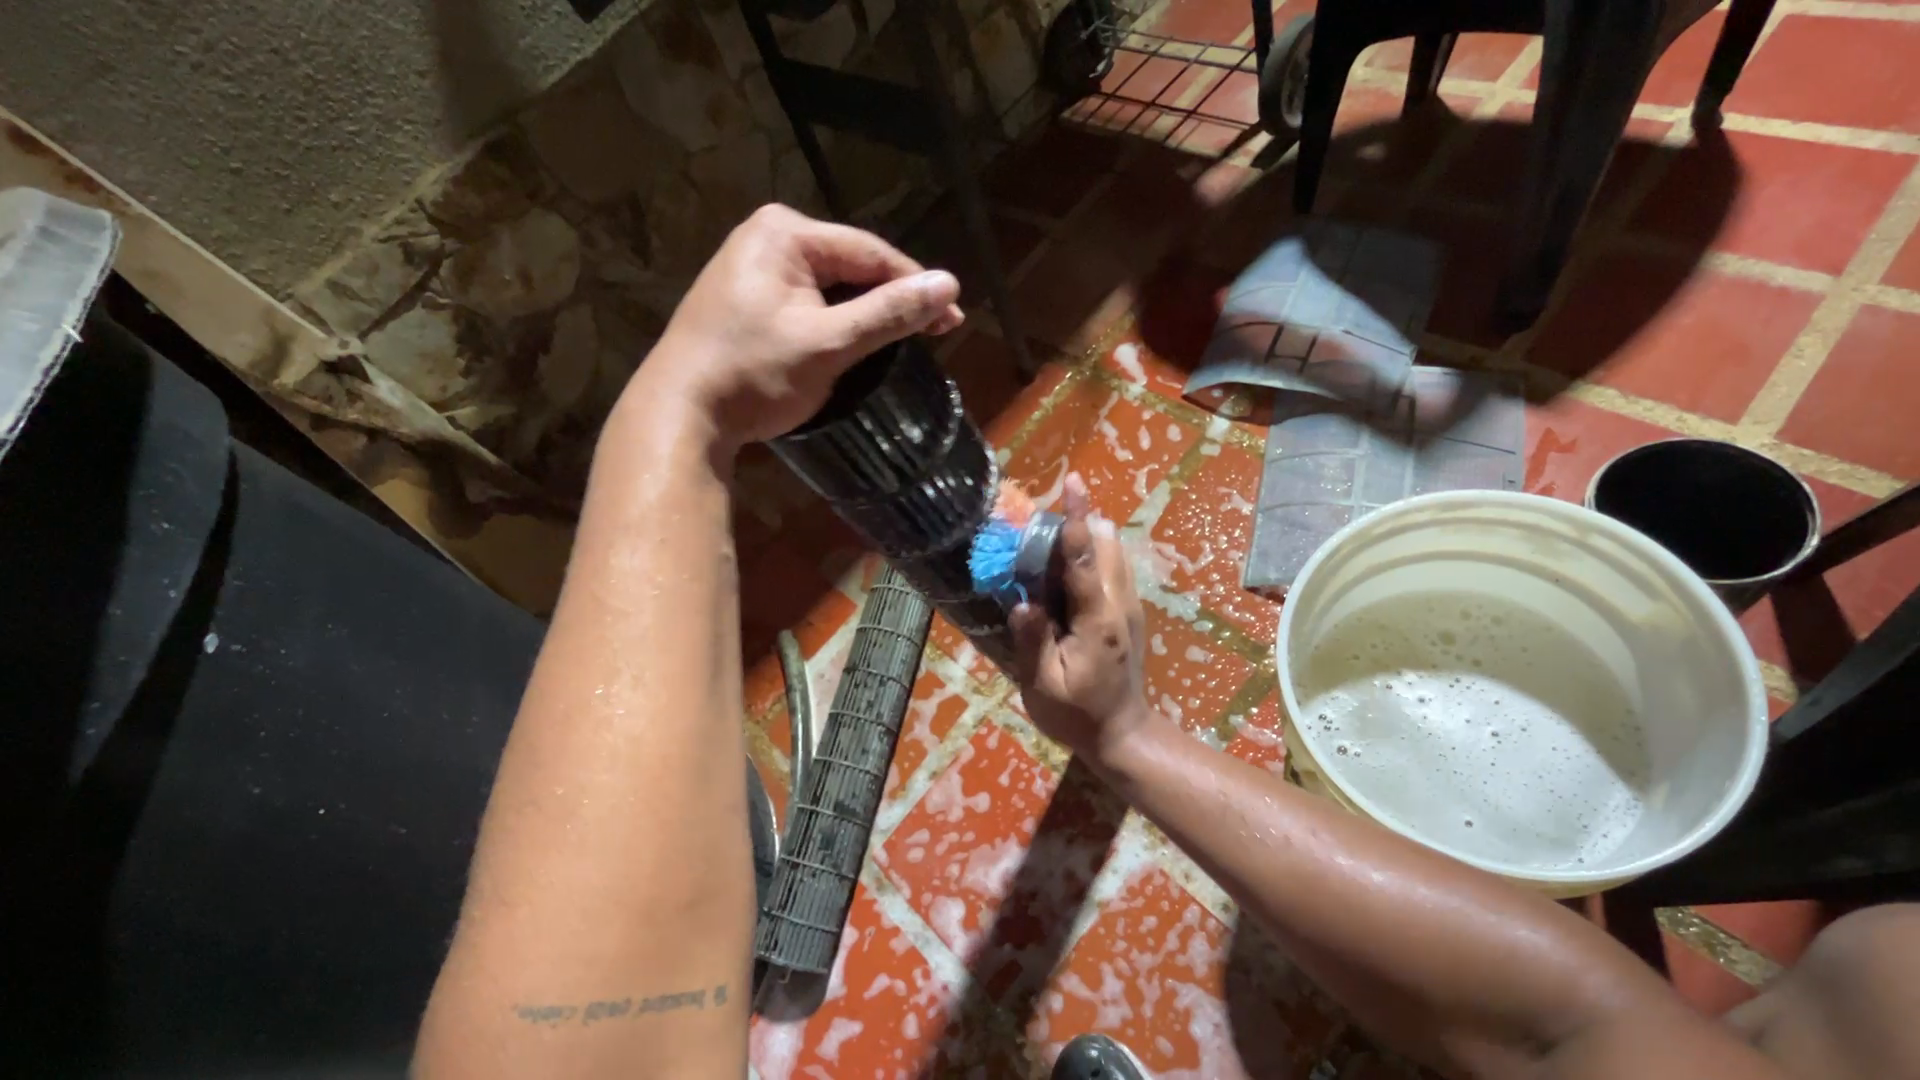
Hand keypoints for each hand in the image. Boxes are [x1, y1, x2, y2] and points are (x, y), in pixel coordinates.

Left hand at [632, 204, 963, 448]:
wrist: (681, 414)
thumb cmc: (754, 374)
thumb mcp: (829, 343)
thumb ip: (889, 313)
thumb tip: (949, 285)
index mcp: (785, 233)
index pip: (870, 253)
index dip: (916, 287)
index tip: (954, 320)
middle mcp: (766, 237)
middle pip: (850, 267)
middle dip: (889, 301)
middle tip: (931, 335)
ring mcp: (751, 267)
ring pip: (829, 287)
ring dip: (864, 314)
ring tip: (900, 342)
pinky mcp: (744, 299)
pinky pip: (806, 302)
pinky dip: (834, 322)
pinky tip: (853, 344)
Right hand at [1009, 473, 1154, 759]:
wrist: (1122, 734)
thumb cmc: (1076, 715)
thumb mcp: (1043, 688)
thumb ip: (1033, 644)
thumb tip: (1022, 603)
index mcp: (1097, 620)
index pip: (1086, 559)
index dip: (1077, 519)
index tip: (1073, 482)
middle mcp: (1119, 604)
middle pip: (1105, 544)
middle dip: (1078, 519)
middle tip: (1044, 513)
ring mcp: (1129, 606)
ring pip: (1115, 552)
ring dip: (1088, 534)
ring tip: (1054, 532)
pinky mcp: (1129, 612)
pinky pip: (1116, 566)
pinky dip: (1095, 550)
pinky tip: (1071, 559)